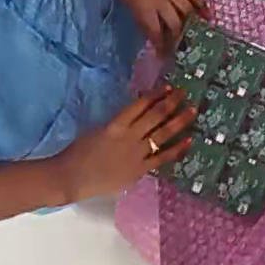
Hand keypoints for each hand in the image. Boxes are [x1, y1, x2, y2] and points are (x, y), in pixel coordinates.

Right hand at [50, 86, 195, 202]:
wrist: (72, 177)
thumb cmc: (80, 152)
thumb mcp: (98, 128)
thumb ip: (118, 122)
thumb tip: (137, 112)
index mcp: (117, 124)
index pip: (141, 104)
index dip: (156, 94)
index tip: (168, 87)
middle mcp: (130, 136)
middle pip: (156, 116)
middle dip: (172, 102)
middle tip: (184, 93)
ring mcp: (136, 154)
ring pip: (163, 134)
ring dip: (179, 121)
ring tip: (192, 111)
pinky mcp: (140, 170)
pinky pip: (162, 158)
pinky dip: (176, 149)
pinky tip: (188, 140)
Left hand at [109, 0, 208, 53]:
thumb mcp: (129, 6)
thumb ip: (143, 20)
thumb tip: (154, 34)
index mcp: (144, 8)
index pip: (156, 32)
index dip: (161, 45)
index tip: (163, 55)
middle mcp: (161, 1)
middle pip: (175, 23)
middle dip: (178, 37)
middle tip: (180, 47)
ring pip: (186, 10)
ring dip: (190, 24)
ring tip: (194, 34)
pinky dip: (201, 6)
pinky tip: (207, 15)